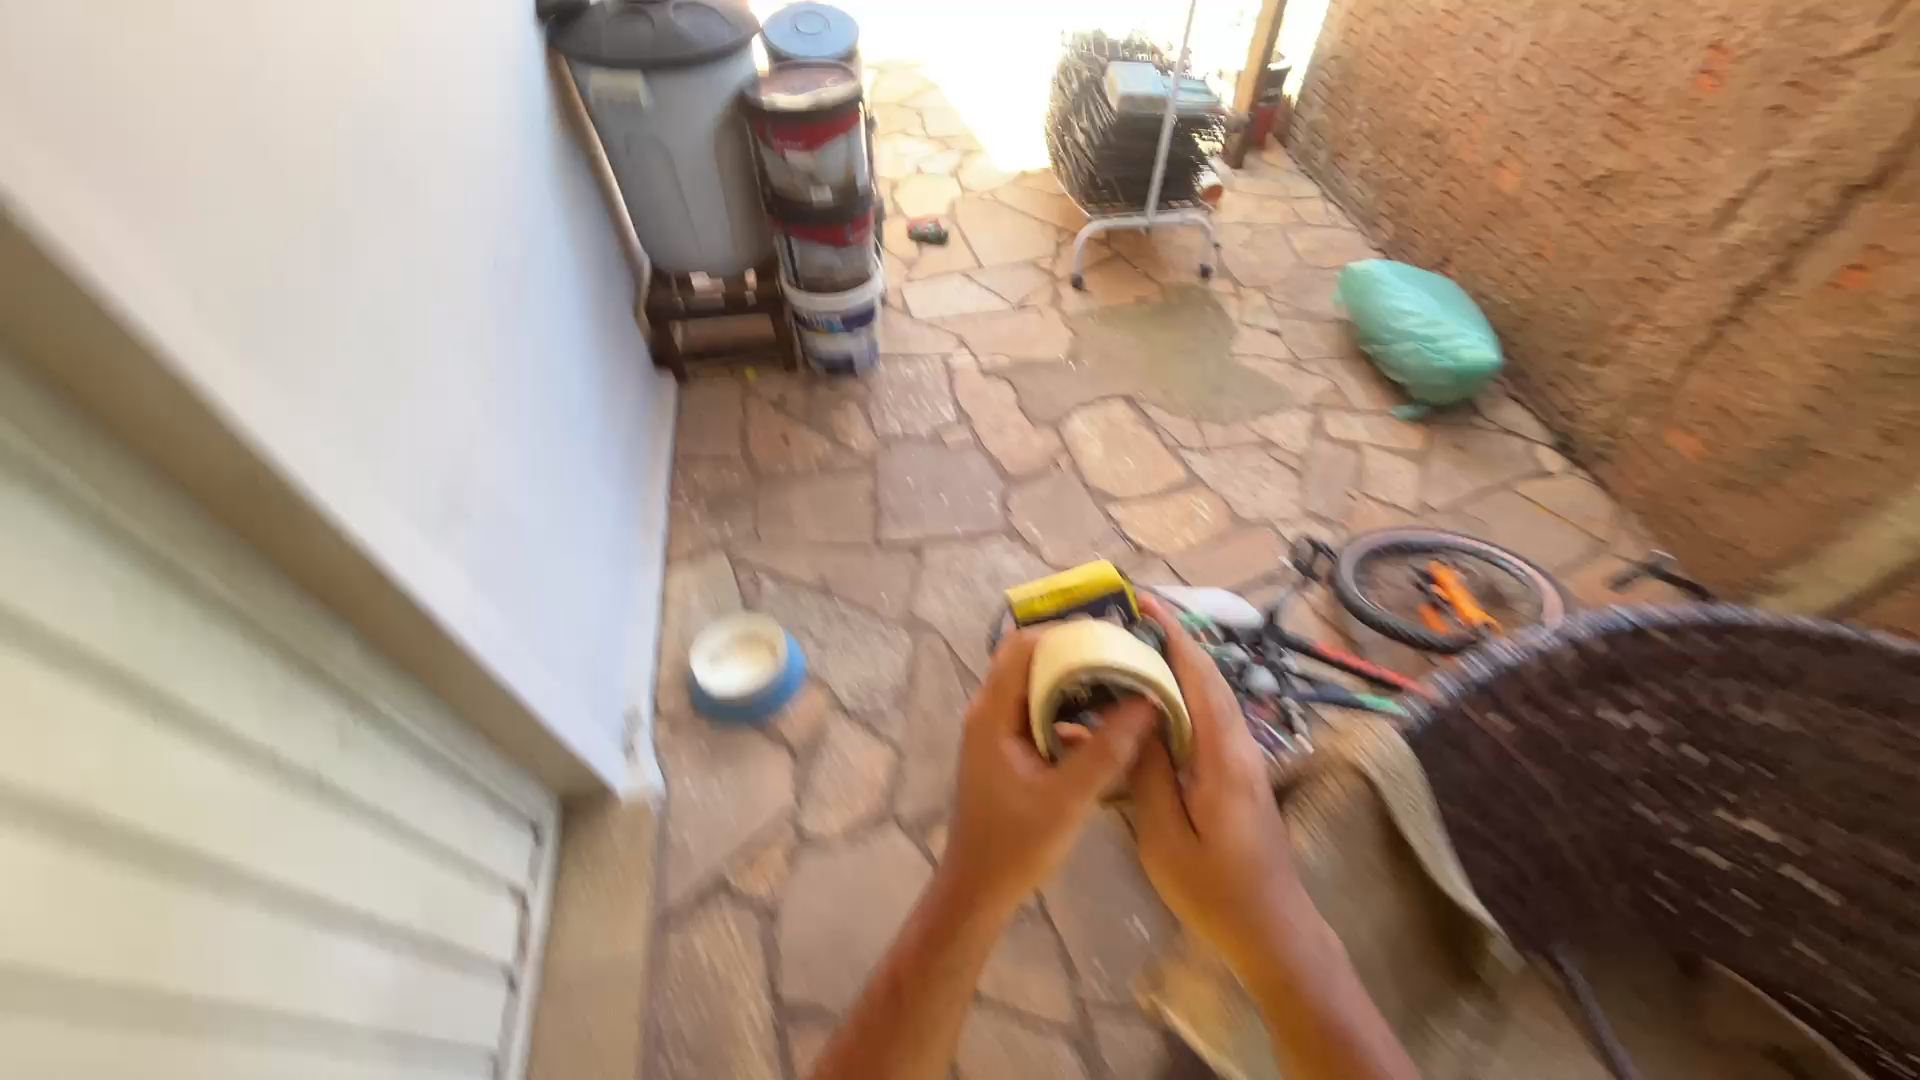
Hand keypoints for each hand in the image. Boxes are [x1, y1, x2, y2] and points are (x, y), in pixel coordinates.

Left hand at [939, 627, 1159, 913]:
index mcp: (992, 713)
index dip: (1066, 634)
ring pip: (1035, 685)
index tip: (1112, 638)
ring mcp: (995, 729)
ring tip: (1121, 682)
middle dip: (1076, 653)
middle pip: (1030, 659)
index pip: (1023, 646)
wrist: (979, 889)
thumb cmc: (1016, 844)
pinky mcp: (1005, 747)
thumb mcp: (1068, 798)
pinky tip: (1103, 722)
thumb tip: (1148, 702)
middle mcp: (988, 710)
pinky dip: (1067, 709)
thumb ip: (1108, 749)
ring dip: (1074, 681)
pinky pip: (1037, 710)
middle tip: (1124, 658)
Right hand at [1128, 594, 1307, 978]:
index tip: (1143, 604)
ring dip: (1177, 665)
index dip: (1173, 636)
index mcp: (1222, 756)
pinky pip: (1208, 718)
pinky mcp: (1238, 774)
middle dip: (1173, 641)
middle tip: (1128, 619)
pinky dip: (1183, 695)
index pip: (1198, 678)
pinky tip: (1154, 700)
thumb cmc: (1215, 891)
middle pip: (1208, 678)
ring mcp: (1243, 759)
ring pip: (1210, 696)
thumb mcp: (1165, 837)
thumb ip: (1149, 773)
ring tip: (1134, 648)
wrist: (1274, 932)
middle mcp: (1239, 746)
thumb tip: (1135, 717)